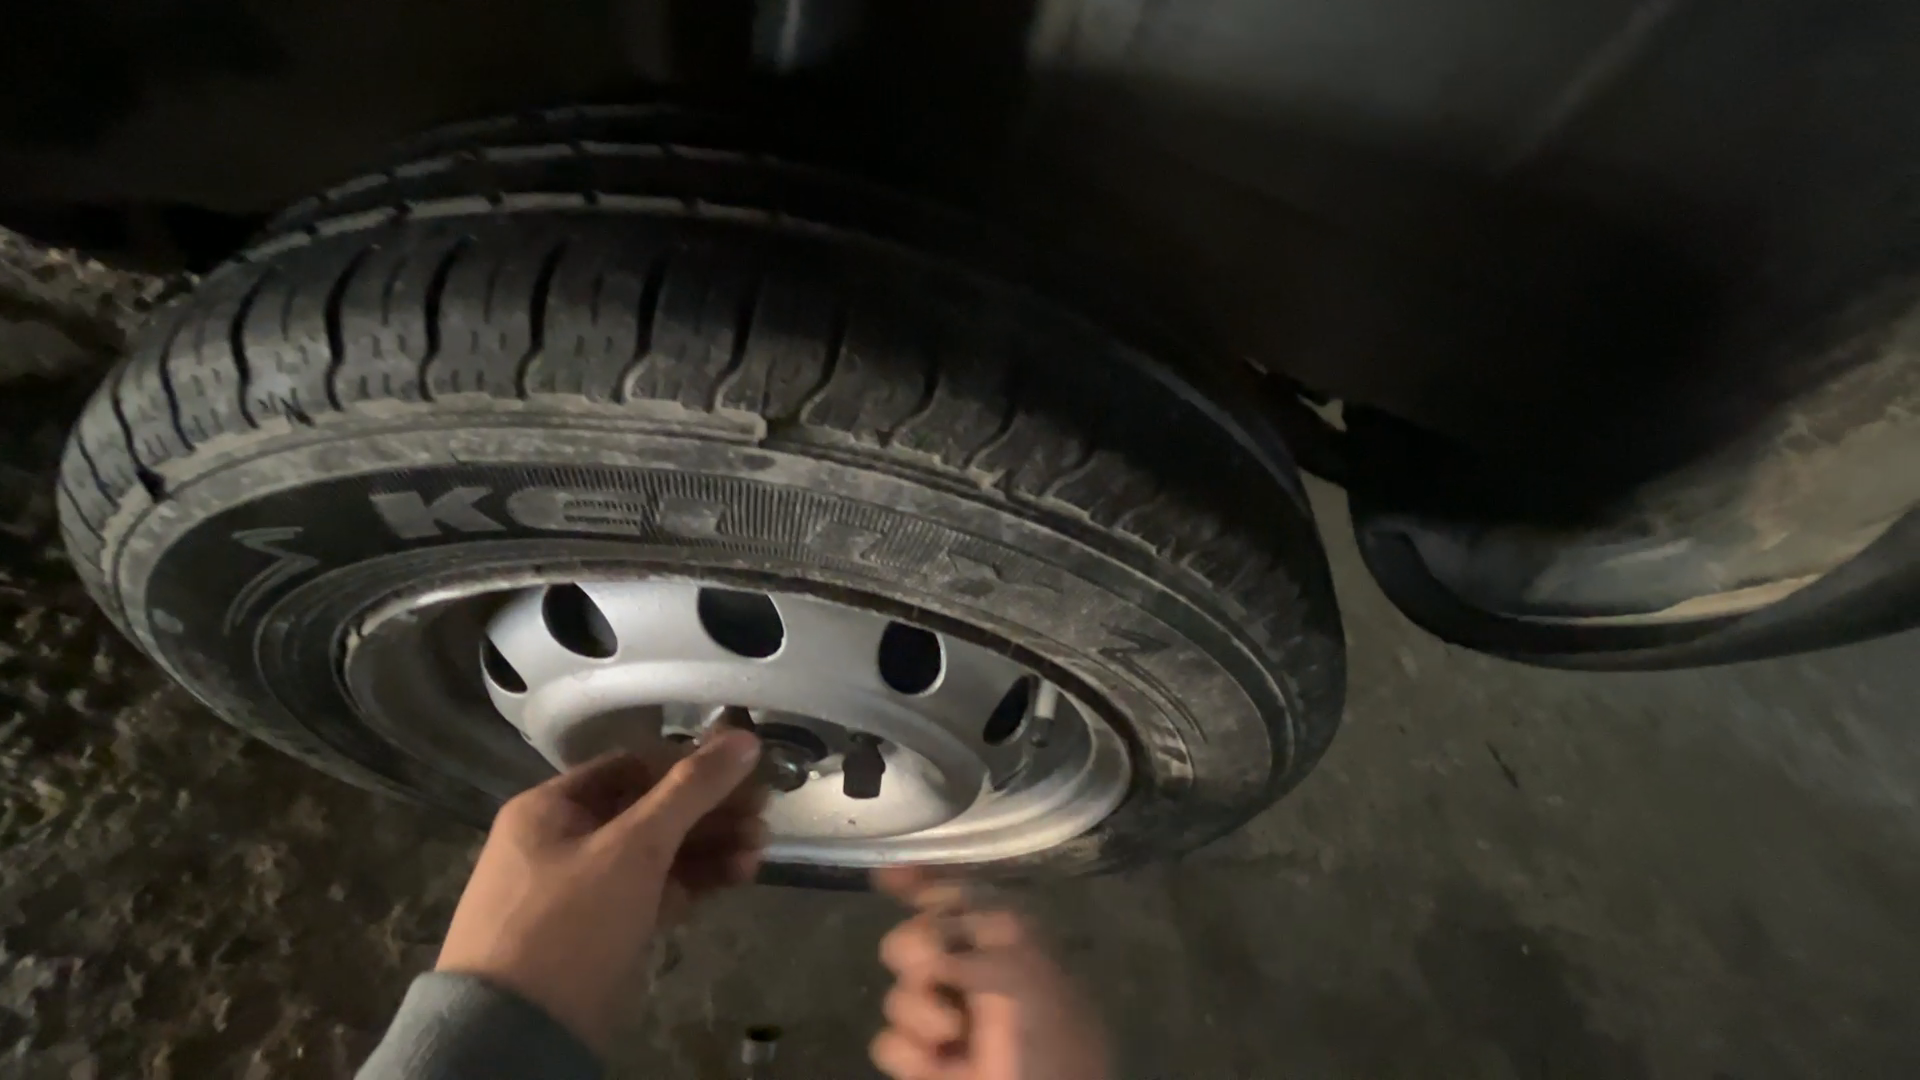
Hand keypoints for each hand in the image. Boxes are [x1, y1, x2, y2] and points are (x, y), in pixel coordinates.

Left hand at [434, 732, 764, 1054]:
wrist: (514, 1043)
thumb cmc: (569, 922)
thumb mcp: (635, 847)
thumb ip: (692, 789)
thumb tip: (745, 738)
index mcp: (553, 806)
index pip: (635, 766)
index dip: (691, 764)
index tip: (742, 770)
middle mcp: (565, 838)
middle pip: (653, 808)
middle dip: (712, 810)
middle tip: (763, 811)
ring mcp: (584, 887)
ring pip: (660, 850)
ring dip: (713, 844)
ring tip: (761, 847)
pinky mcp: (604, 927)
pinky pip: (657, 887)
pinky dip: (696, 879)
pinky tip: (740, 874)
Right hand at [870, 867, 1110, 1079]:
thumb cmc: (1049, 1034)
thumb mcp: (1021, 965)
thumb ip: (973, 934)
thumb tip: (926, 936)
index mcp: (1003, 937)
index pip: (955, 892)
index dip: (919, 877)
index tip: (883, 875)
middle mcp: (972, 970)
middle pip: (913, 937)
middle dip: (915, 947)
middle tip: (931, 967)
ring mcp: (948, 1017)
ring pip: (898, 992)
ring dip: (917, 1009)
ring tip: (951, 1033)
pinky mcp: (926, 1062)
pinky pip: (888, 1041)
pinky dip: (907, 1051)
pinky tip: (935, 1063)